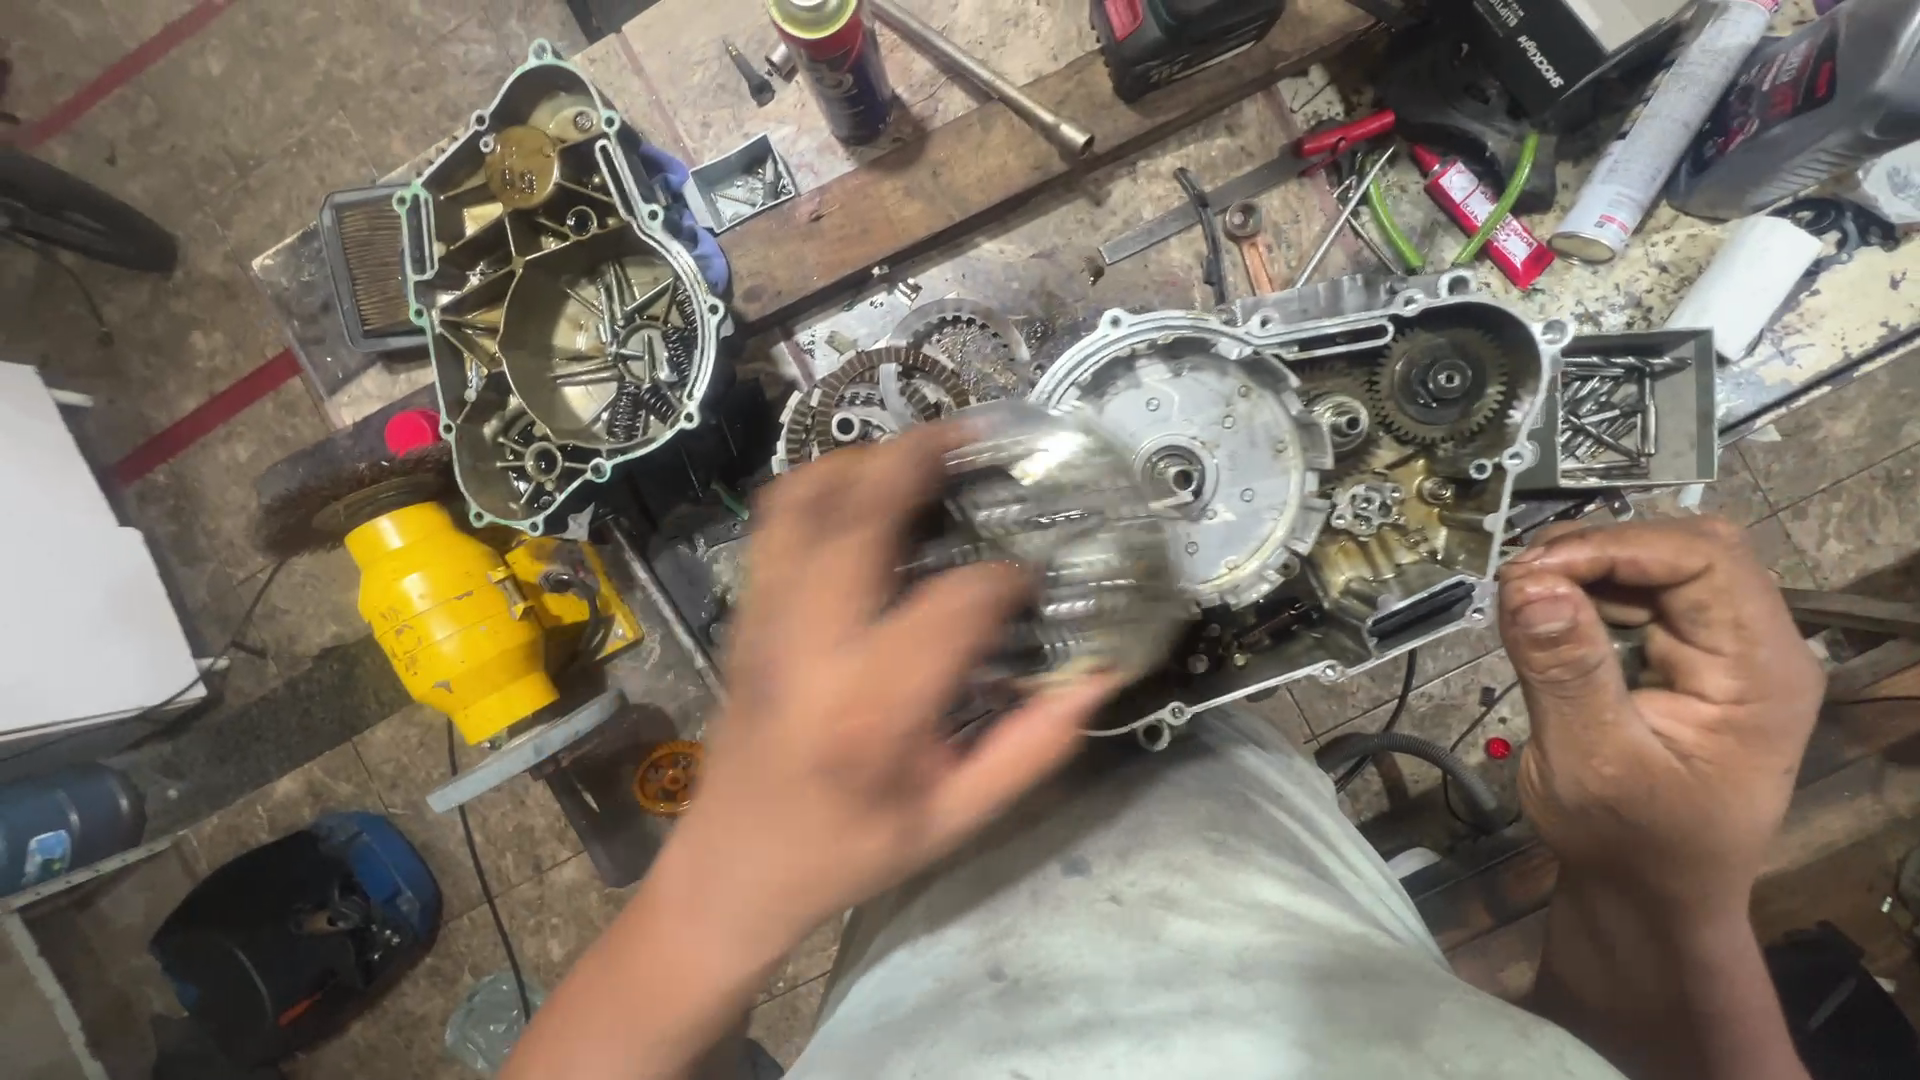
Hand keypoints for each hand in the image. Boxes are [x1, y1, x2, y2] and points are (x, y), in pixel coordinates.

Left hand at [661, 423, 1120, 964]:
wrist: (732, 866)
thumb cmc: (848, 849)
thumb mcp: (954, 820)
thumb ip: (1032, 748)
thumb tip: (1099, 676)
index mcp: (872, 707)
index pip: (955, 603)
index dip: (1005, 580)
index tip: (1029, 582)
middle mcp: (810, 646)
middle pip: (861, 515)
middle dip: (921, 459)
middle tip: (974, 437)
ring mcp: (765, 619)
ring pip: (803, 500)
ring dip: (864, 461)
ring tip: (918, 456)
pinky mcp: (745, 612)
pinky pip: (775, 520)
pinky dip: (821, 486)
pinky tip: (862, 494)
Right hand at [1497, 517, 1824, 919]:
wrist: (1645, 887)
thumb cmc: (1628, 839)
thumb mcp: (1589, 762)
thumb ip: (1564, 671)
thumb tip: (1527, 582)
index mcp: (1759, 671)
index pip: (1704, 561)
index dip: (1612, 547)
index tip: (1526, 573)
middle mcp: (1751, 646)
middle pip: (1687, 548)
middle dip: (1596, 548)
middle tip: (1518, 580)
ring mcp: (1716, 648)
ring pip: (1657, 562)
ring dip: (1583, 565)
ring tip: (1520, 596)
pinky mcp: (1677, 654)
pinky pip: (1633, 593)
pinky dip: (1580, 588)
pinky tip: (1542, 613)